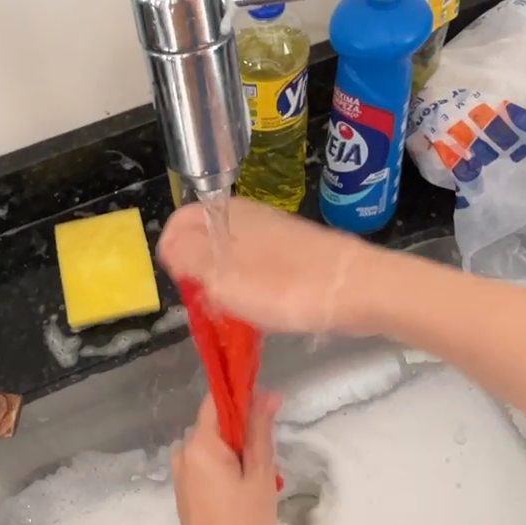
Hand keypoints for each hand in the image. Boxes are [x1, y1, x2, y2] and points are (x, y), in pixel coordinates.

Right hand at [157, 198, 382, 334]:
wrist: (357, 289)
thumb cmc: (284, 285)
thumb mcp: (221, 275)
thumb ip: (188, 257)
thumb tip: (169, 245)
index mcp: (226, 213)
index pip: (180, 220)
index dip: (172, 252)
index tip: (183, 284)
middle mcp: (249, 216)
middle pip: (206, 239)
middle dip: (199, 271)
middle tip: (208, 301)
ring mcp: (275, 235)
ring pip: (232, 255)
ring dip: (226, 283)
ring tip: (235, 310)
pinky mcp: (295, 254)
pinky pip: (258, 267)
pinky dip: (252, 287)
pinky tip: (263, 308)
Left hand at [173, 392, 280, 524]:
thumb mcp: (259, 474)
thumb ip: (260, 430)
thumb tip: (266, 393)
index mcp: (199, 443)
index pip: (217, 399)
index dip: (243, 395)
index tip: (270, 404)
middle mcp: (184, 452)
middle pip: (218, 423)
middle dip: (247, 431)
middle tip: (272, 457)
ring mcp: (183, 472)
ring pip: (217, 446)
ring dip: (242, 453)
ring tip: (265, 480)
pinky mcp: (187, 489)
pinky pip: (210, 464)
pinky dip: (231, 468)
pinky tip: (250, 492)